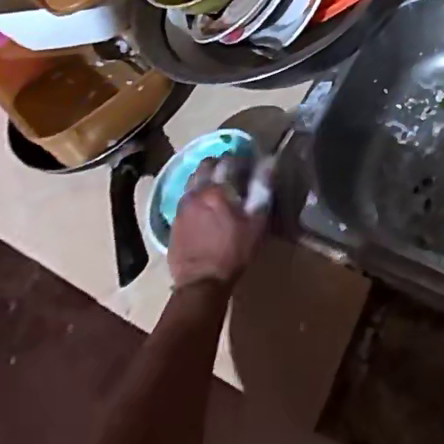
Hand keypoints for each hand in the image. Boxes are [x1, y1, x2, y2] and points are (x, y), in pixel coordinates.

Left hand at [166, 158, 268, 288]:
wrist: (201, 283)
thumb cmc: (234, 252)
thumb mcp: (257, 222)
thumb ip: (263, 189)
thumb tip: (269, 162)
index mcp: (217, 189)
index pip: (228, 161)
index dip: (240, 159)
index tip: (249, 165)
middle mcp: (196, 192)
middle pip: (206, 165)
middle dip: (219, 163)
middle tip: (232, 172)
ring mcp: (182, 206)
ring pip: (192, 178)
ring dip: (205, 176)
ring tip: (217, 187)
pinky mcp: (174, 220)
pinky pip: (185, 196)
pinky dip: (195, 192)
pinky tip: (204, 205)